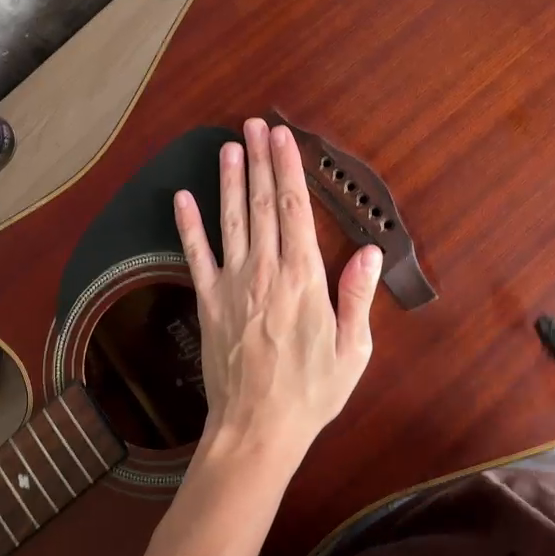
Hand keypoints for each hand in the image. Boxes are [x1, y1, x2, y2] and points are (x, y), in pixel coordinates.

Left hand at [173, 117, 383, 466]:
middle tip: (255, 125)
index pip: (295, 210)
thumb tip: (371, 251)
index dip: (288, 169)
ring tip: (229, 146)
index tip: (283, 138)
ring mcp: (232, 284)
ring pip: (231, 221)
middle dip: (260, 161)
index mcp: (304, 278)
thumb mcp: (353, 350)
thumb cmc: (311, 392)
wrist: (256, 430)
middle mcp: (266, 271)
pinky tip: (182, 198)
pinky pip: (196, 257)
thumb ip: (358, 296)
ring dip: (229, 181)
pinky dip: (188, 226)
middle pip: (262, 204)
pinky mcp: (208, 302)